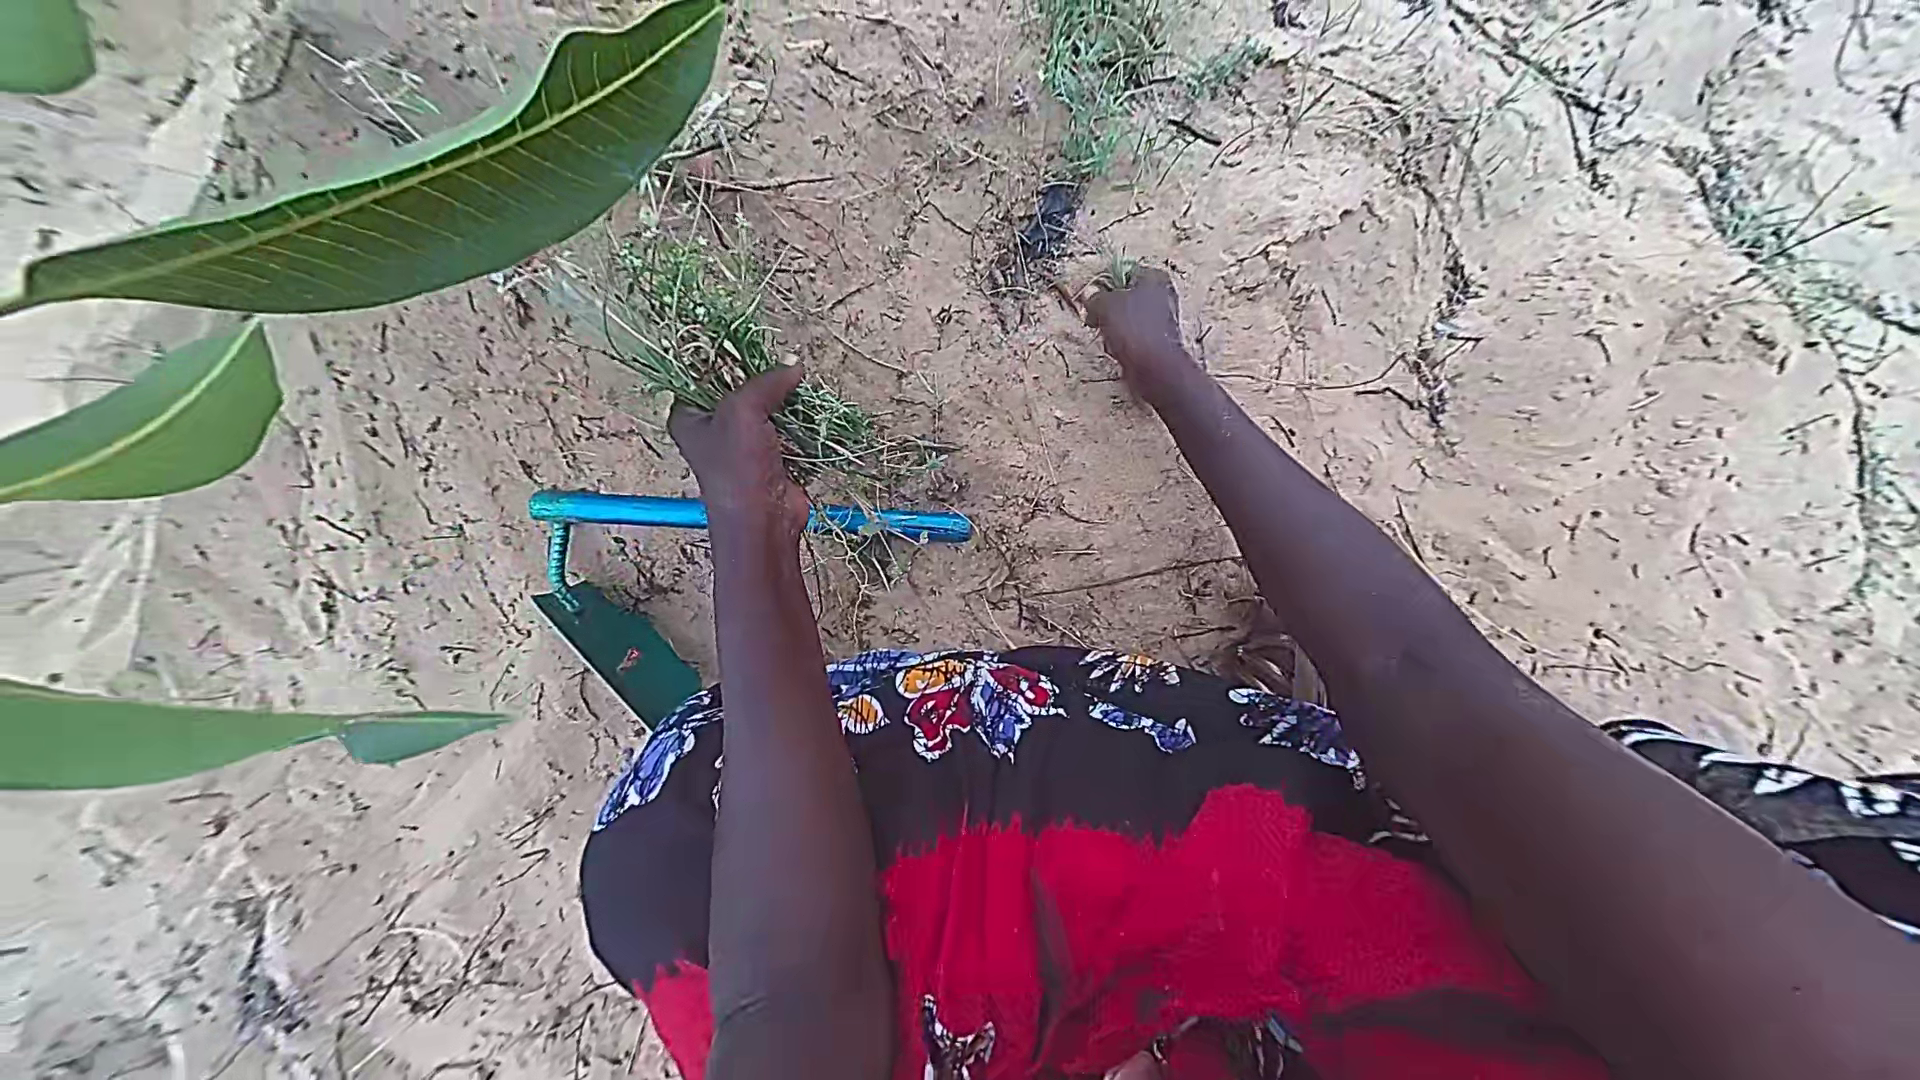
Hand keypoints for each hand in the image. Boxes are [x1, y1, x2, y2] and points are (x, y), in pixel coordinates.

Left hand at [669, 364, 809, 535]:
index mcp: (689, 417)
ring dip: (786, 403)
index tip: (752, 346)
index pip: (704, 376)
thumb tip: (795, 365)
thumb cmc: (738, 467)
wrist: (764, 518)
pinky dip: (799, 423)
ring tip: (801, 389)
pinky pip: (787, 431)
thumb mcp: (743, 411)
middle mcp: (714, 429)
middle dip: (765, 382)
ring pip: (768, 410)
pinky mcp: (772, 458)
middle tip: (783, 370)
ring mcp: (745, 445)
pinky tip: (810, 413)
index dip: (726, 360)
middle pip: (741, 391)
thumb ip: (767, 382)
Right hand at [1084, 266, 1195, 402]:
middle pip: (1125, 297)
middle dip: (1108, 308)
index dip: (1104, 284)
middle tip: (1095, 318)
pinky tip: (1116, 350)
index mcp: (1155, 278)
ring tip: (1107, 337)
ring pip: (1127, 319)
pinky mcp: (1157, 342)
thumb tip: (1090, 296)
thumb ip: (1095, 297)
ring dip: (1113, 328)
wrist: (1152, 366)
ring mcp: (1162, 321)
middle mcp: (1163, 296)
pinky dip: (1122, 343)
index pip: (1124, 272)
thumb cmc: (1133, 329)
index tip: (1092, 297)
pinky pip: (1132, 337)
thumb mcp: (1105, 305)